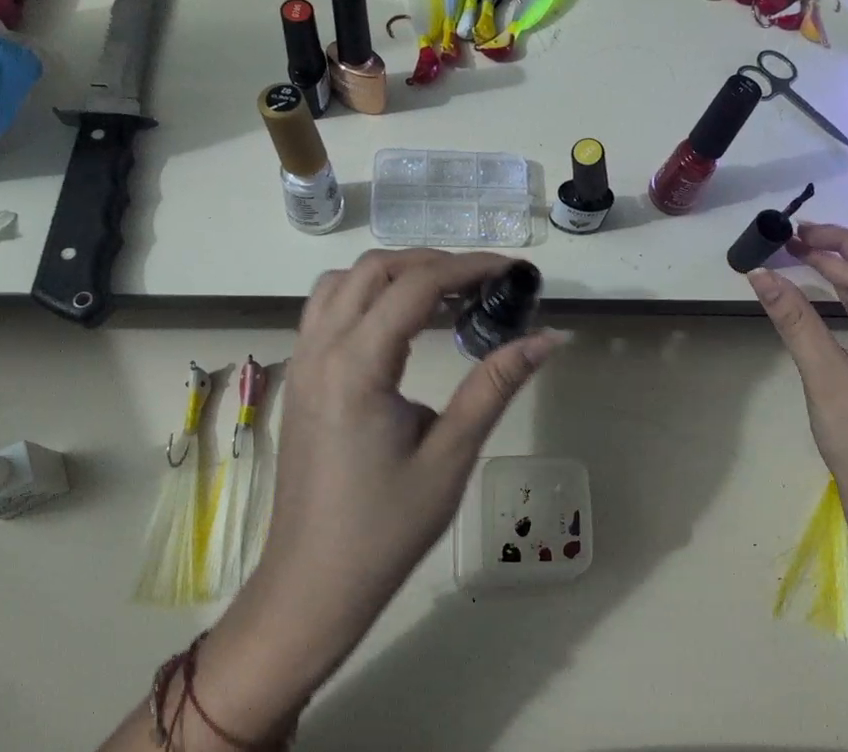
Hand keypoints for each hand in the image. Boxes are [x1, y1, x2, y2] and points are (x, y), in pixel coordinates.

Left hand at [251, 250, 565, 673]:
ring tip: (444, 295)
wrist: (312, 585)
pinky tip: (401, 325)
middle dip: (432, 262)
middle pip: (373, 269)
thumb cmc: (385, 529)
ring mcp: (302, 363)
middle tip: (483, 281)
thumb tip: (548, 338)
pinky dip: (365, 295)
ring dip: (393, 273)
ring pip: (342, 283)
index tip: (513, 269)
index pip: (415, 286)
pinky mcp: (299, 380)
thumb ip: (495, 386)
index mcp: (357, 366)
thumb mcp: (450, 456)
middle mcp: (321, 350)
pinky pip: (326, 310)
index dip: (468, 267)